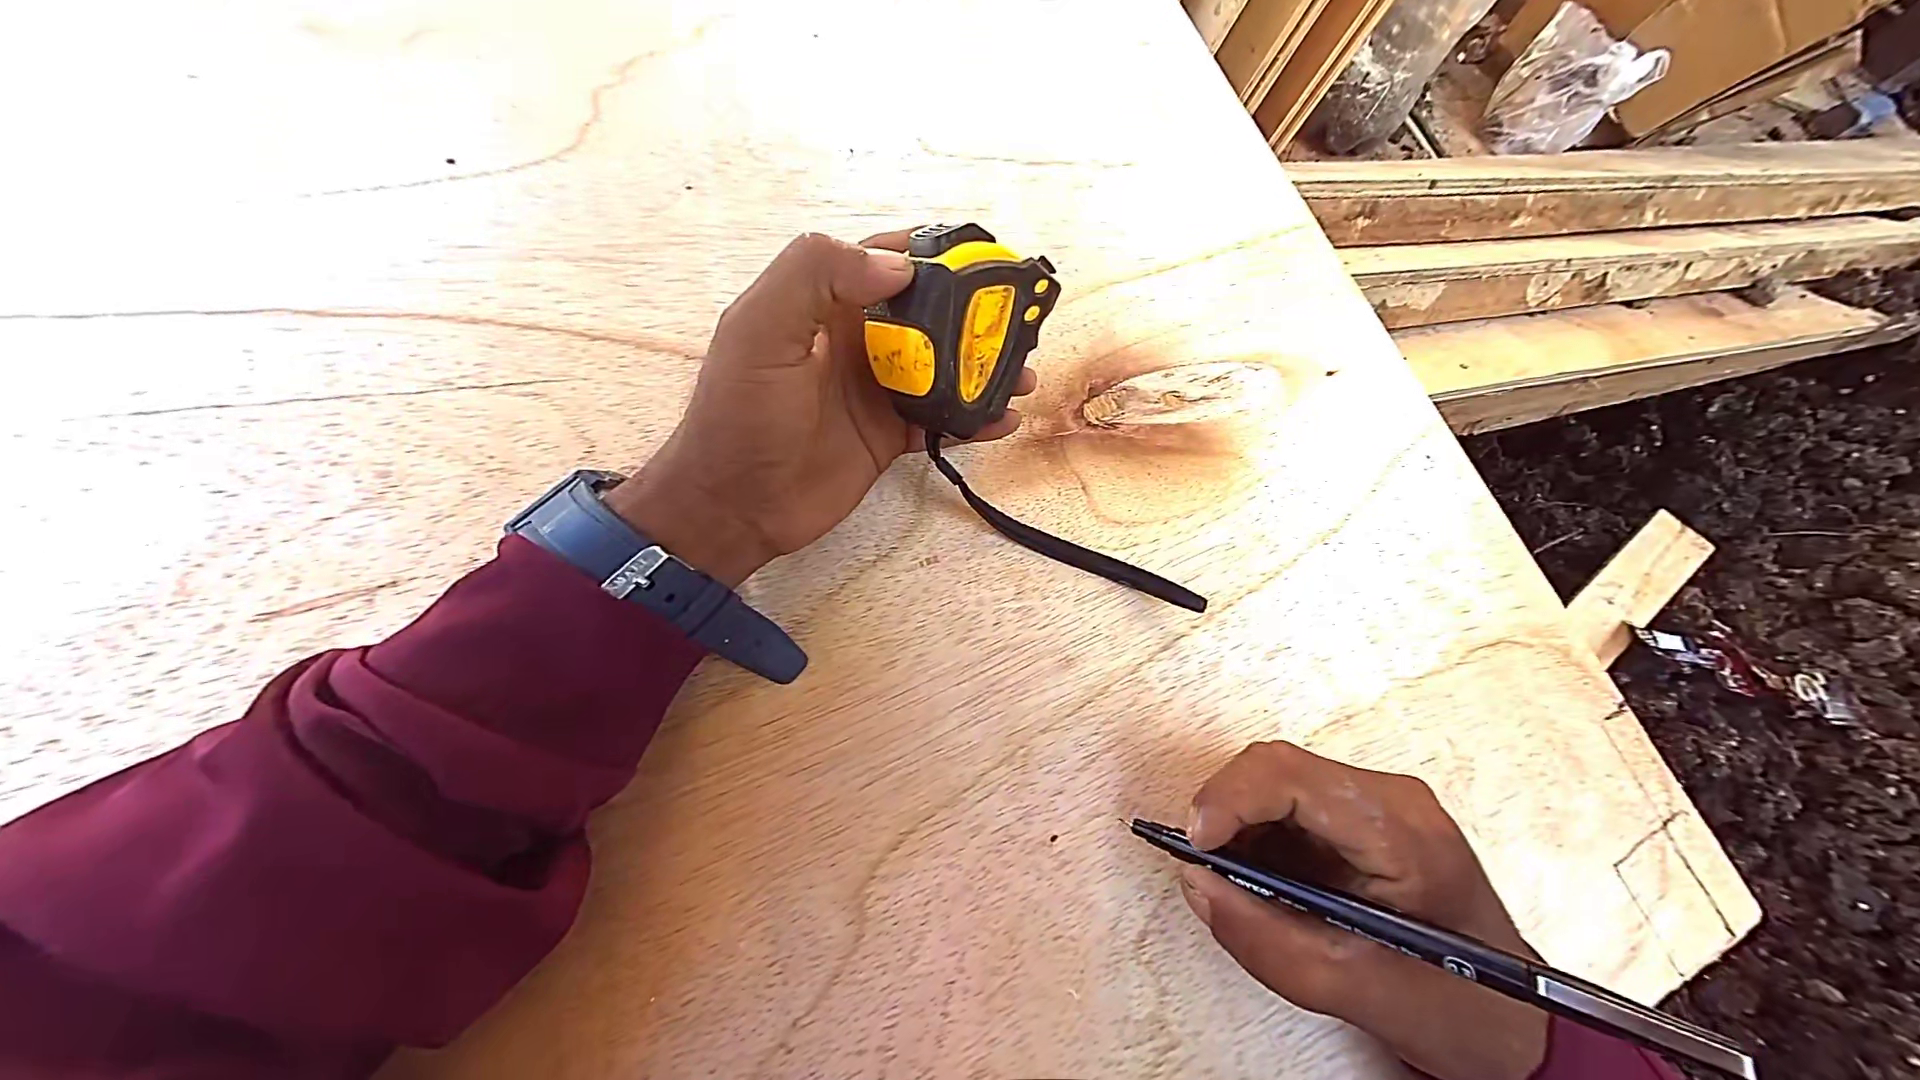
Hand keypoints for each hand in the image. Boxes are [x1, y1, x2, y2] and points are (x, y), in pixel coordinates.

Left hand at [603, 230, 1035, 584]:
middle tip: (1020, 324)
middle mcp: (858, 342)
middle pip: (930, 316)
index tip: (986, 260)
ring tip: (1024, 377)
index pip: (888, 262)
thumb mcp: (759, 330)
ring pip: (943, 368)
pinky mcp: (890, 435)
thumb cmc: (741, 415)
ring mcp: (878, 391)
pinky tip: (1003, 422)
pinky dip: (974, 420)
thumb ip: (814, 275)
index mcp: (826, 305)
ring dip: (984, 370)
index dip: (936, 254)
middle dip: (977, 316)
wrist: (737, 505)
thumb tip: (901, 266)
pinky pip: (942, 419)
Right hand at [1178, 742, 1547, 1079]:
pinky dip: (1252, 827)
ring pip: (1271, 776)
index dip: (1229, 798)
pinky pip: (1281, 796)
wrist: (1509, 1018)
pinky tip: (1260, 871)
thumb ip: (1261, 938)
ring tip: (1234, 874)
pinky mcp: (1355, 808)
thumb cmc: (1452, 1006)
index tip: (1196, 842)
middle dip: (1225, 809)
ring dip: (1236, 819)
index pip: (1290, 777)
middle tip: (1204, 861)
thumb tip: (1195, 882)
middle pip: (1275, 767)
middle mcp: (1388, 796)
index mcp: (1400, 831)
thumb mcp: (1347, 987)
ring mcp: (1374, 796)